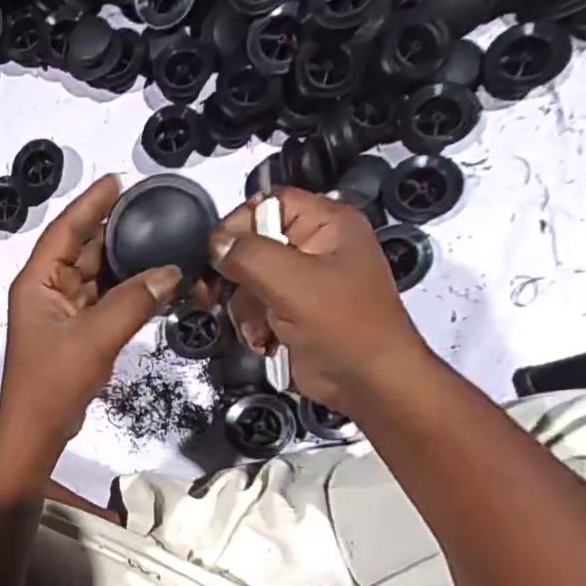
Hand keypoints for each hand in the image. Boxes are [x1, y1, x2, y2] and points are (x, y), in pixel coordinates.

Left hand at [0, 174, 181, 448]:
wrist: (39, 429)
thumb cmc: (51, 384)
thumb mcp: (93, 338)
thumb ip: (132, 303)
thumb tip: (167, 275)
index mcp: (38, 283)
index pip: (65, 230)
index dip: (91, 204)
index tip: (117, 182)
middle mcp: (48, 292)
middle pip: (83, 250)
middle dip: (115, 232)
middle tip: (151, 212)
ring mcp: (63, 313)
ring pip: (98, 277)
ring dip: (126, 265)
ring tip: (160, 244)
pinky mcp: (77, 333)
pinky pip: (105, 302)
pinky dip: (128, 294)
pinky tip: (154, 286)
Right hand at [208, 187, 427, 409]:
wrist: (367, 382)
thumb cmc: (351, 330)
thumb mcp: (295, 283)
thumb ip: (251, 256)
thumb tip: (218, 245)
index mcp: (327, 225)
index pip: (269, 204)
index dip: (240, 226)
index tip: (221, 253)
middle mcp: (312, 249)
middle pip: (251, 246)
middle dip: (237, 276)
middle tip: (227, 292)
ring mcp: (300, 284)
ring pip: (246, 283)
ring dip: (245, 309)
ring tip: (263, 326)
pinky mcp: (290, 313)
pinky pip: (253, 310)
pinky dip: (252, 326)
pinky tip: (267, 339)